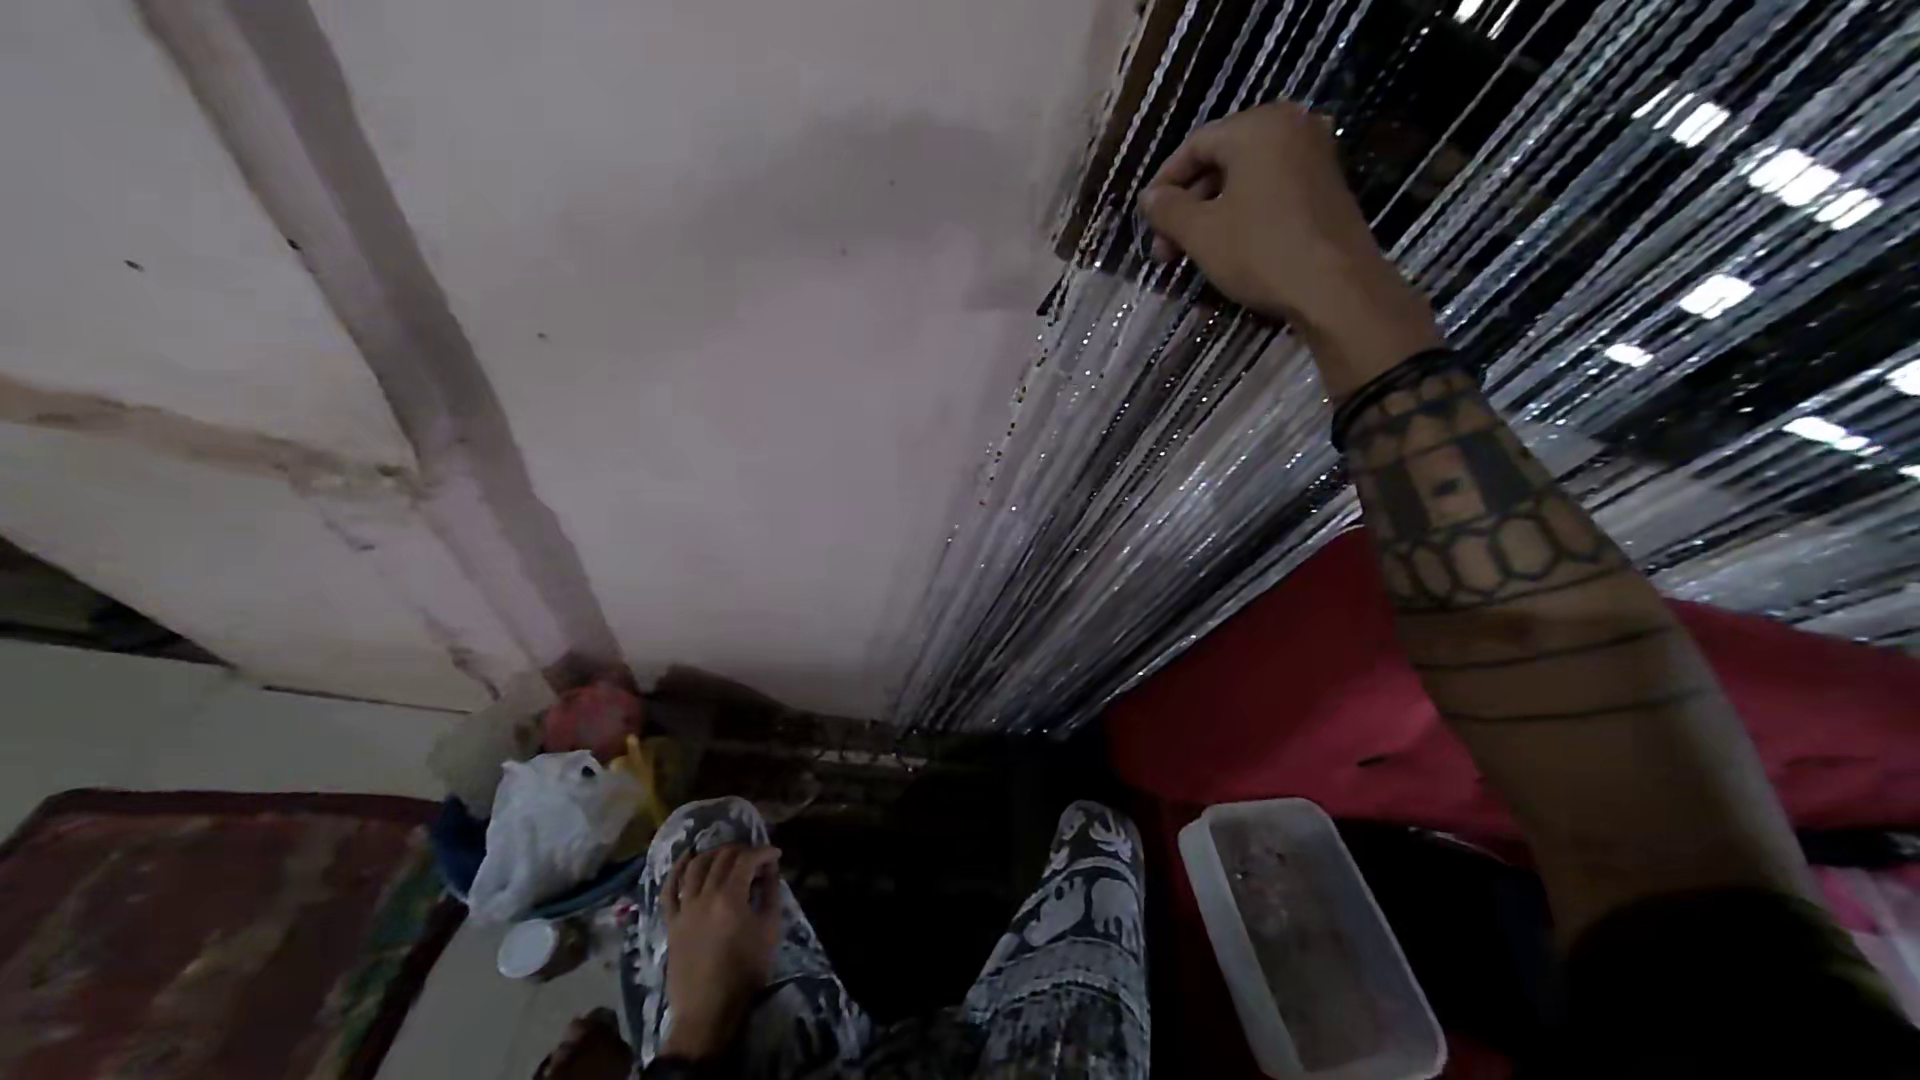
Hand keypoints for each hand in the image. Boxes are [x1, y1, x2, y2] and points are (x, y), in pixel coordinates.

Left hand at [660, 844, 782, 1059]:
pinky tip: (687, 858)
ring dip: (713, 853)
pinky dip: (678, 869)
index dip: (763, 851)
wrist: (709, 1010)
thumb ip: (771, 893)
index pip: (747, 859)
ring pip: (695, 866)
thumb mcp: (769, 929)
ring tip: (727, 854)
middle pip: (721, 858)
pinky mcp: (671, 922)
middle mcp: (704, 896)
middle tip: (756, 857)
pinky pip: (669, 889)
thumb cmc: (745, 971)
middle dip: (742, 850)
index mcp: (730, 897)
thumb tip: (770, 869)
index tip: (776, 854)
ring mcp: (684, 908)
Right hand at [1138, 102, 1443, 397]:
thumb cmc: (1260, 251)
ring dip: (1210, 213)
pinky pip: (1270, 189)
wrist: (1335, 287)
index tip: (1146, 219)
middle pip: (1220, 161)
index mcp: (1258, 126)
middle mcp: (1291, 127)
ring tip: (1188, 253)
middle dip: (1187, 205)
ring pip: (1244, 179)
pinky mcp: (1325, 186)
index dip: (1163, 183)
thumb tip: (1149, 198)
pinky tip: (1224, 246)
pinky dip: (1241, 213)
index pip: (1195, 145)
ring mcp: (1314, 155)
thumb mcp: (1201, 233)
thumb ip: (1168, 209)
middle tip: (1164, 247)